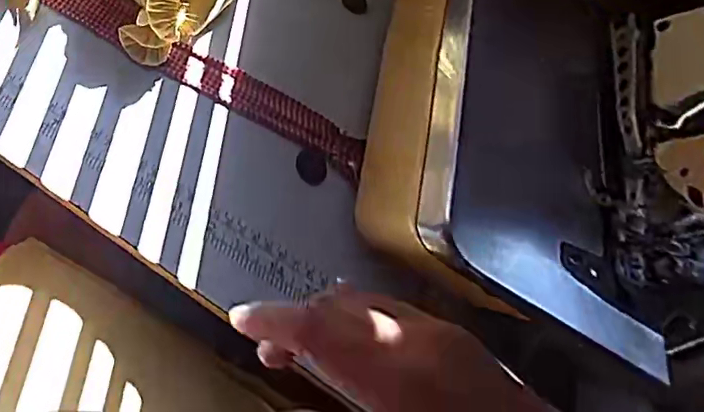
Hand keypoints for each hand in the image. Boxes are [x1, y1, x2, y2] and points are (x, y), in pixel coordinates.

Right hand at [229, 284, 549, 411]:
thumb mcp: (380, 409)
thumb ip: (346, 386)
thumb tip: (304, 354)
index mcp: (396, 370)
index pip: (318, 326)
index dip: (272, 318)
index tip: (242, 318)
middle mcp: (418, 340)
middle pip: (337, 306)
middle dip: (297, 320)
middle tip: (272, 346)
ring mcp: (443, 337)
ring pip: (366, 303)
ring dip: (330, 319)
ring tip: (310, 346)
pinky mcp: (460, 342)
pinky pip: (397, 313)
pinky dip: (366, 320)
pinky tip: (360, 341)